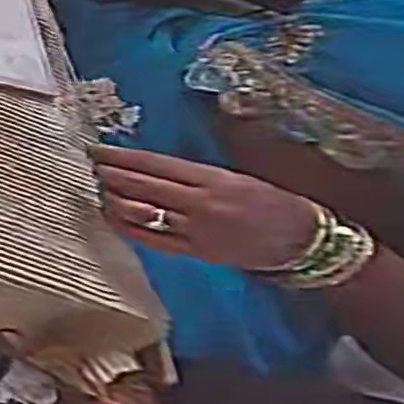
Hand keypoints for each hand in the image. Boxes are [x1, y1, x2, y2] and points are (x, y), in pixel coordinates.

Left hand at [92, 145, 322, 271]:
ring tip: (100, 188)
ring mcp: (198, 230)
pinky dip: (123, 224)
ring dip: (112, 198)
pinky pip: (149, 238)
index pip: (153, 163)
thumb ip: (188, 170)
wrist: (311, 244)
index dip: (119, 156)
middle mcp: (203, 204)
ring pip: (138, 211)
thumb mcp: (234, 176)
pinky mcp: (196, 252)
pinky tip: (110, 213)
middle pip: (140, 185)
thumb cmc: (270, 202)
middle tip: (92, 166)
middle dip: (109, 174)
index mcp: (214, 180)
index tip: (96, 150)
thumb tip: (141, 161)